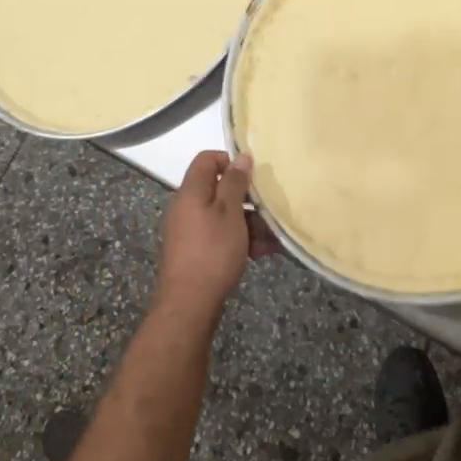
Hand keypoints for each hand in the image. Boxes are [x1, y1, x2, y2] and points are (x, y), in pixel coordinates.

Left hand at [157, 151, 270, 317]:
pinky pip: (220, 235)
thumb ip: (235, 182)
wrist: (189, 304)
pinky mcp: (194, 251)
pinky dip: (239, 239)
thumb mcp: (230, 212)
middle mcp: (186, 207)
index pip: (207, 160)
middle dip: (247, 199)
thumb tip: (241, 156)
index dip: (230, 161)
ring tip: (274, 238)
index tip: (252, 176)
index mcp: (190, 191)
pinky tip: (263, 252)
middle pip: (218, 190)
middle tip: (270, 210)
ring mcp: (189, 231)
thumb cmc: (212, 251)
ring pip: (223, 216)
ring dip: (249, 223)